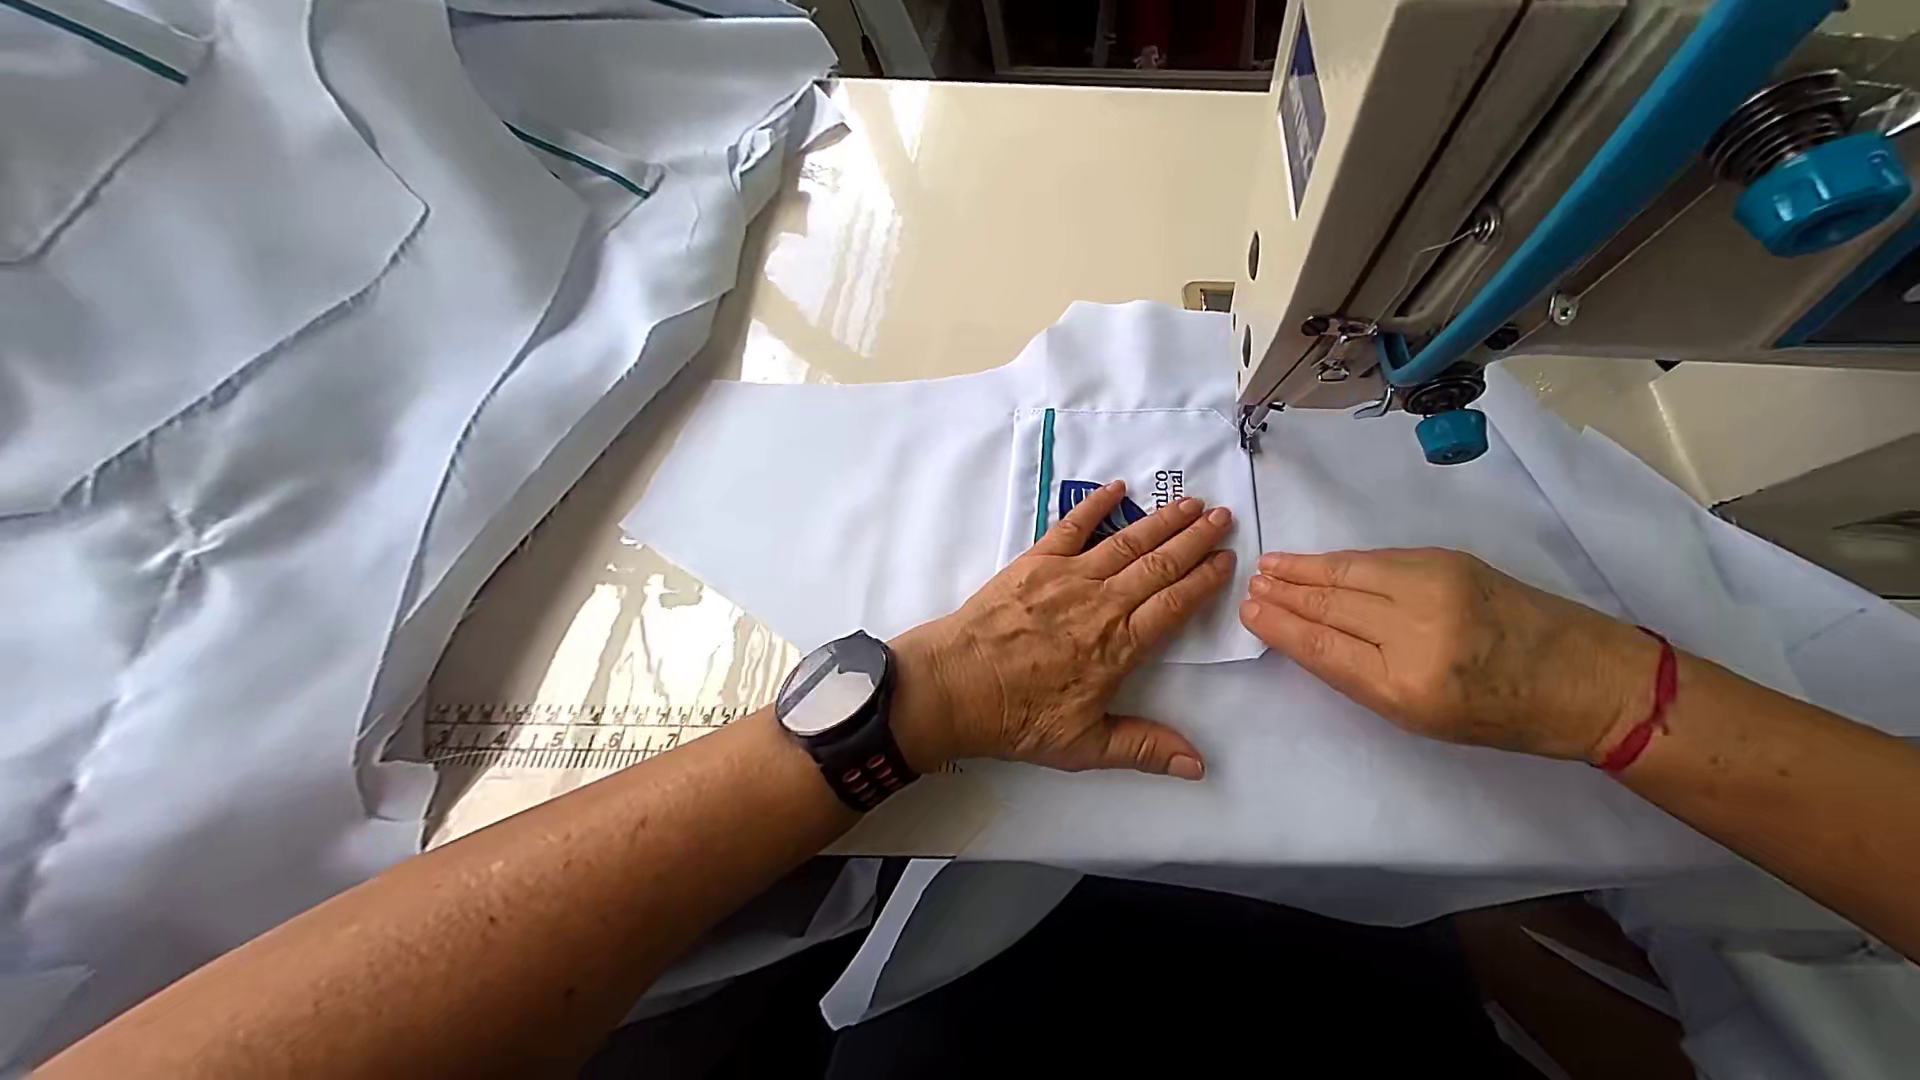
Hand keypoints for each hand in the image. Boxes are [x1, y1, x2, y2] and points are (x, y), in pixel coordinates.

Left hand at [889, 481, 1236, 779]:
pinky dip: (1095, 505)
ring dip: (1161, 520)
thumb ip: (1143, 747)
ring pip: (1126, 541)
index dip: (1205, 580)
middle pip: (1159, 565)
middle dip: (1195, 540)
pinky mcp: (1035, 562)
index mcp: (1119, 647)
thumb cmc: (1018, 717)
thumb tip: (1199, 766)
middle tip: (1222, 517)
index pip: (1175, 605)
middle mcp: (1102, 604)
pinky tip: (1117, 488)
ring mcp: (1068, 577)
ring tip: (1190, 504)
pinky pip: (1072, 526)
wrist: (956, 685)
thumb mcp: (1084, 746)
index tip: (1228, 560)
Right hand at [1238, 548, 1659, 761]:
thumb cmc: (1498, 714)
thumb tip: (1302, 634)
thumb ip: (1355, 672)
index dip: (1278, 625)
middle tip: (1252, 584)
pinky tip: (1314, 562)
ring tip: (1269, 566)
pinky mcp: (1449, 560)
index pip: (1321, 646)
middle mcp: (1417, 631)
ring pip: (1346, 572)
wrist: (1589, 679)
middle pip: (1328, 604)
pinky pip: (1374, 558)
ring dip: (1301, 569)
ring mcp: (1435, 588)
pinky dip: (1337, 561)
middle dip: (1283, 594)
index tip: (1248, 610)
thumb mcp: (1417, 714)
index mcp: (1407, 685)